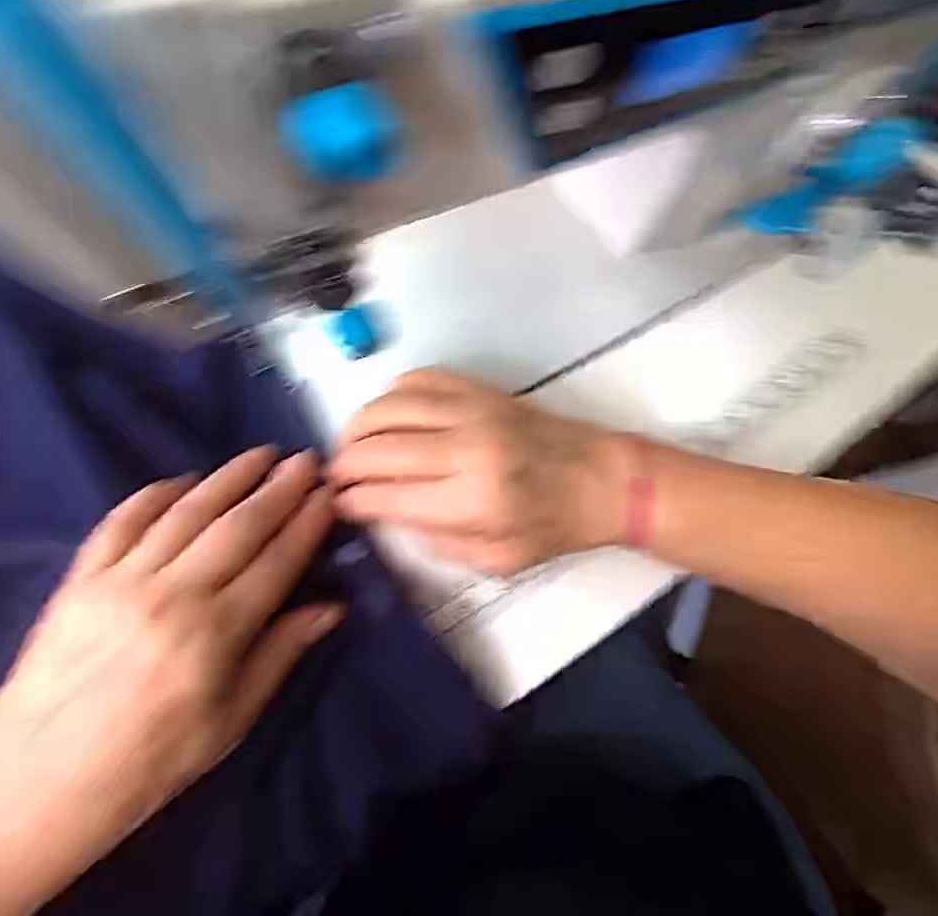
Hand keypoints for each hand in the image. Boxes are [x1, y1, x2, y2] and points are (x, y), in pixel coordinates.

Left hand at [0, 447, 341, 915]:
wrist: (37, 779)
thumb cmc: (147, 764)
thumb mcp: (228, 725)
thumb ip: (279, 656)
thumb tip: (331, 606)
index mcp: (214, 636)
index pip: (276, 562)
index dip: (307, 523)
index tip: (328, 494)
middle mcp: (172, 594)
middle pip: (239, 526)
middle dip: (279, 488)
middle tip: (306, 460)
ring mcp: (123, 578)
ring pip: (188, 511)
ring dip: (229, 478)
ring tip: (260, 455)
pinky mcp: (83, 575)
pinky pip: (125, 519)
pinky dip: (157, 493)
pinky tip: (184, 481)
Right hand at [329, 368, 635, 575]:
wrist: (603, 478)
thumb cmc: (553, 526)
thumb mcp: (498, 560)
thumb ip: (437, 542)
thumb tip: (388, 513)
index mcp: (473, 499)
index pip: (389, 495)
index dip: (353, 500)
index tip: (337, 503)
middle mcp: (466, 447)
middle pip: (380, 447)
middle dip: (345, 462)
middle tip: (333, 474)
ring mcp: (472, 409)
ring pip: (390, 405)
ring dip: (358, 424)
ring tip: (349, 443)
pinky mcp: (478, 388)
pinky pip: (418, 378)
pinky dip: (391, 394)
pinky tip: (385, 413)